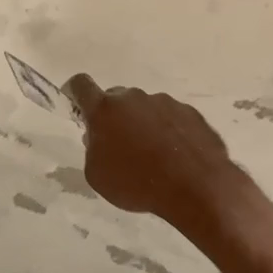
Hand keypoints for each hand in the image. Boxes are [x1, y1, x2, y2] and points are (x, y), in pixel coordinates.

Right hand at [63, 75, 246, 232]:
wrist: (197, 188)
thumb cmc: (137, 184)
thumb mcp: (97, 175)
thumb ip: (92, 149)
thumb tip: (100, 138)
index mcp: (105, 109)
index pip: (81, 84)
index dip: (75, 91)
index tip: (76, 105)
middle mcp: (134, 98)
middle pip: (116, 98)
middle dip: (114, 117)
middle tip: (120, 145)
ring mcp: (165, 102)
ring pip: (145, 109)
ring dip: (143, 125)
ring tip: (154, 157)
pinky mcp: (190, 113)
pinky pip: (171, 118)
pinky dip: (168, 132)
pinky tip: (176, 158)